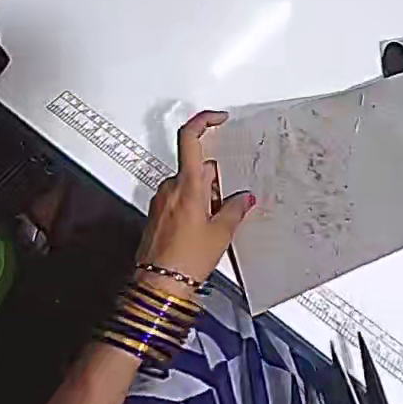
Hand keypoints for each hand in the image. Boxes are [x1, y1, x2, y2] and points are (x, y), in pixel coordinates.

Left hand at [138, 111, 253, 295]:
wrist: (159, 285)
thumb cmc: (186, 260)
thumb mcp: (221, 233)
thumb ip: (236, 208)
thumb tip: (244, 198)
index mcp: (187, 184)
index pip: (190, 138)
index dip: (204, 121)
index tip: (218, 118)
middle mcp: (170, 187)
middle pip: (197, 167)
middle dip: (216, 180)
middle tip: (228, 204)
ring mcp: (162, 200)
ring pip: (189, 184)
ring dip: (205, 195)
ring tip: (215, 224)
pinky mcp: (158, 213)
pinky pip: (180, 198)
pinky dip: (194, 205)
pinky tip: (203, 228)